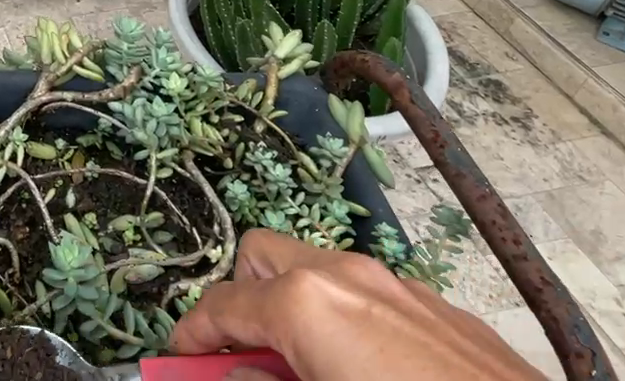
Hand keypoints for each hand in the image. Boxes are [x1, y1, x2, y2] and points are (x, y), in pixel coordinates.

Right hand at [169, 228, 544, 380]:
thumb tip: (238, 373)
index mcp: (305, 301)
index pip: (223, 304)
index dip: (192, 334)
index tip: (179, 359)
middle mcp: (344, 274)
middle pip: (260, 256)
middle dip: (240, 298)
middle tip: (243, 355)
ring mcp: (398, 285)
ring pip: (315, 270)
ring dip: (291, 306)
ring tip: (307, 367)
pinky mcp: (444, 310)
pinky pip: (368, 295)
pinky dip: (344, 319)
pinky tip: (371, 372)